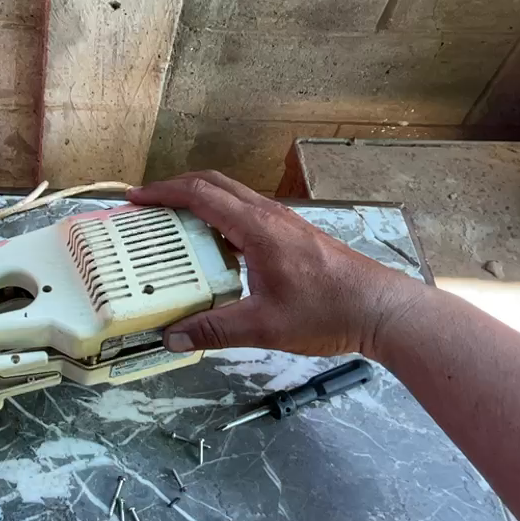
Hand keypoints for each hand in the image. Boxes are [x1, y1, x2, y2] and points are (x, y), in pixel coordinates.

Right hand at [128, 171, 429, 359]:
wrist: (384, 310)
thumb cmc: (327, 313)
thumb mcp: (264, 326)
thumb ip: (214, 330)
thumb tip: (171, 338)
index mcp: (256, 228)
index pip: (200, 194)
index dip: (163, 193)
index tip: (135, 199)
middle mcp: (268, 214)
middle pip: (213, 182)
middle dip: (175, 186)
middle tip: (147, 203)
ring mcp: (283, 220)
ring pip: (231, 193)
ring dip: (198, 197)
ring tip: (173, 218)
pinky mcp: (293, 232)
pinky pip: (245, 208)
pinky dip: (218, 212)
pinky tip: (213, 241)